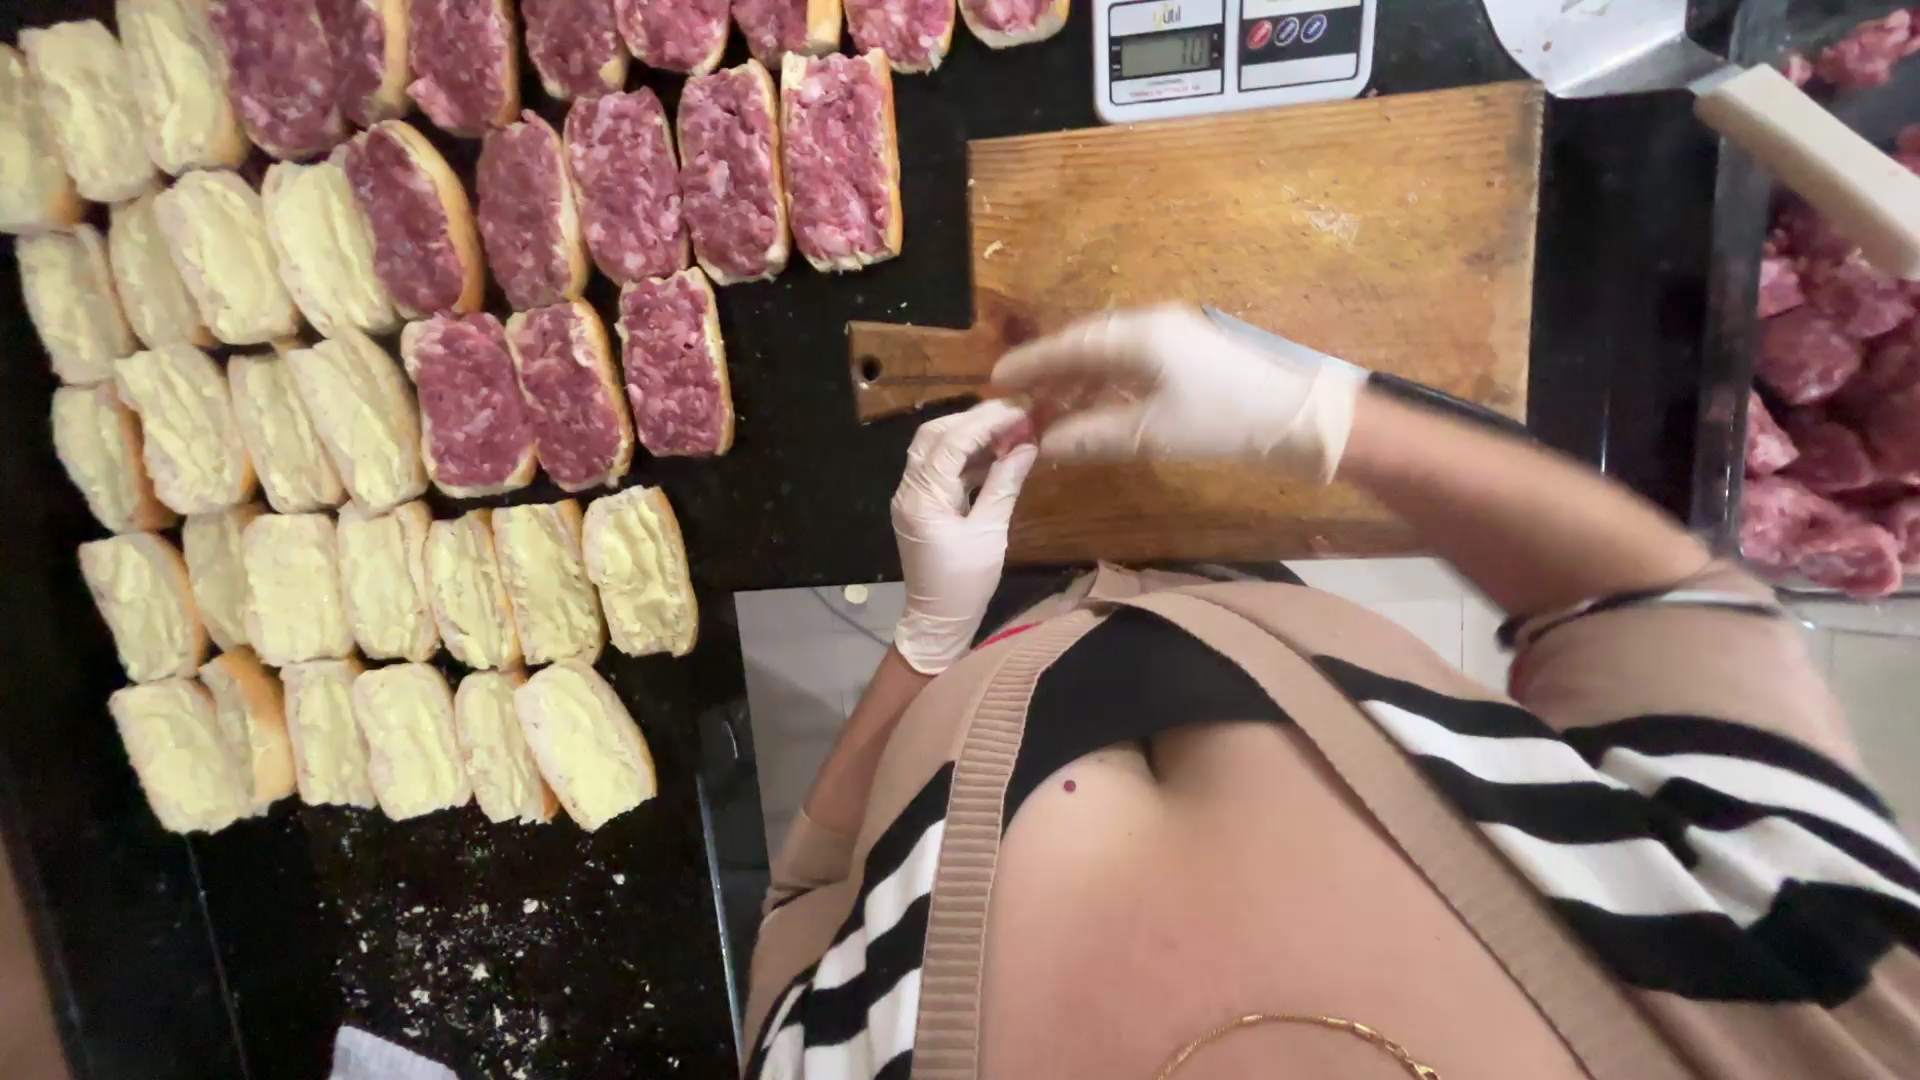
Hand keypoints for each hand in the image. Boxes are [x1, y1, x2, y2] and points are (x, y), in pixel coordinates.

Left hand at [891, 400, 1039, 675]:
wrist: (936, 620)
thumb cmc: (964, 584)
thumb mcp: (990, 533)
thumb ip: (1005, 484)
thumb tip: (1027, 445)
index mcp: (923, 498)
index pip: (951, 442)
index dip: (987, 421)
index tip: (1020, 409)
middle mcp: (909, 490)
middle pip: (934, 435)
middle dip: (973, 419)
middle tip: (1014, 412)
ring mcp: (910, 497)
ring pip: (933, 448)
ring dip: (968, 434)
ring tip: (1008, 428)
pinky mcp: (920, 505)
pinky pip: (938, 468)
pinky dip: (964, 455)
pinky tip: (994, 453)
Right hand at [990, 304, 1369, 482]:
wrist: (1301, 412)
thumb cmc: (1223, 418)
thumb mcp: (1150, 433)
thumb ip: (1090, 437)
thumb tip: (1044, 444)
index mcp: (1137, 336)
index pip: (1067, 346)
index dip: (1029, 365)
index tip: (996, 381)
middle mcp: (1150, 326)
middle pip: (1084, 345)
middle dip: (1050, 372)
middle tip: (1021, 400)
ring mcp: (1173, 336)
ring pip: (1108, 355)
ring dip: (1077, 381)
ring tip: (1053, 410)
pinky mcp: (1189, 354)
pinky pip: (1131, 364)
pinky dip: (1105, 385)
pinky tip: (1096, 407)